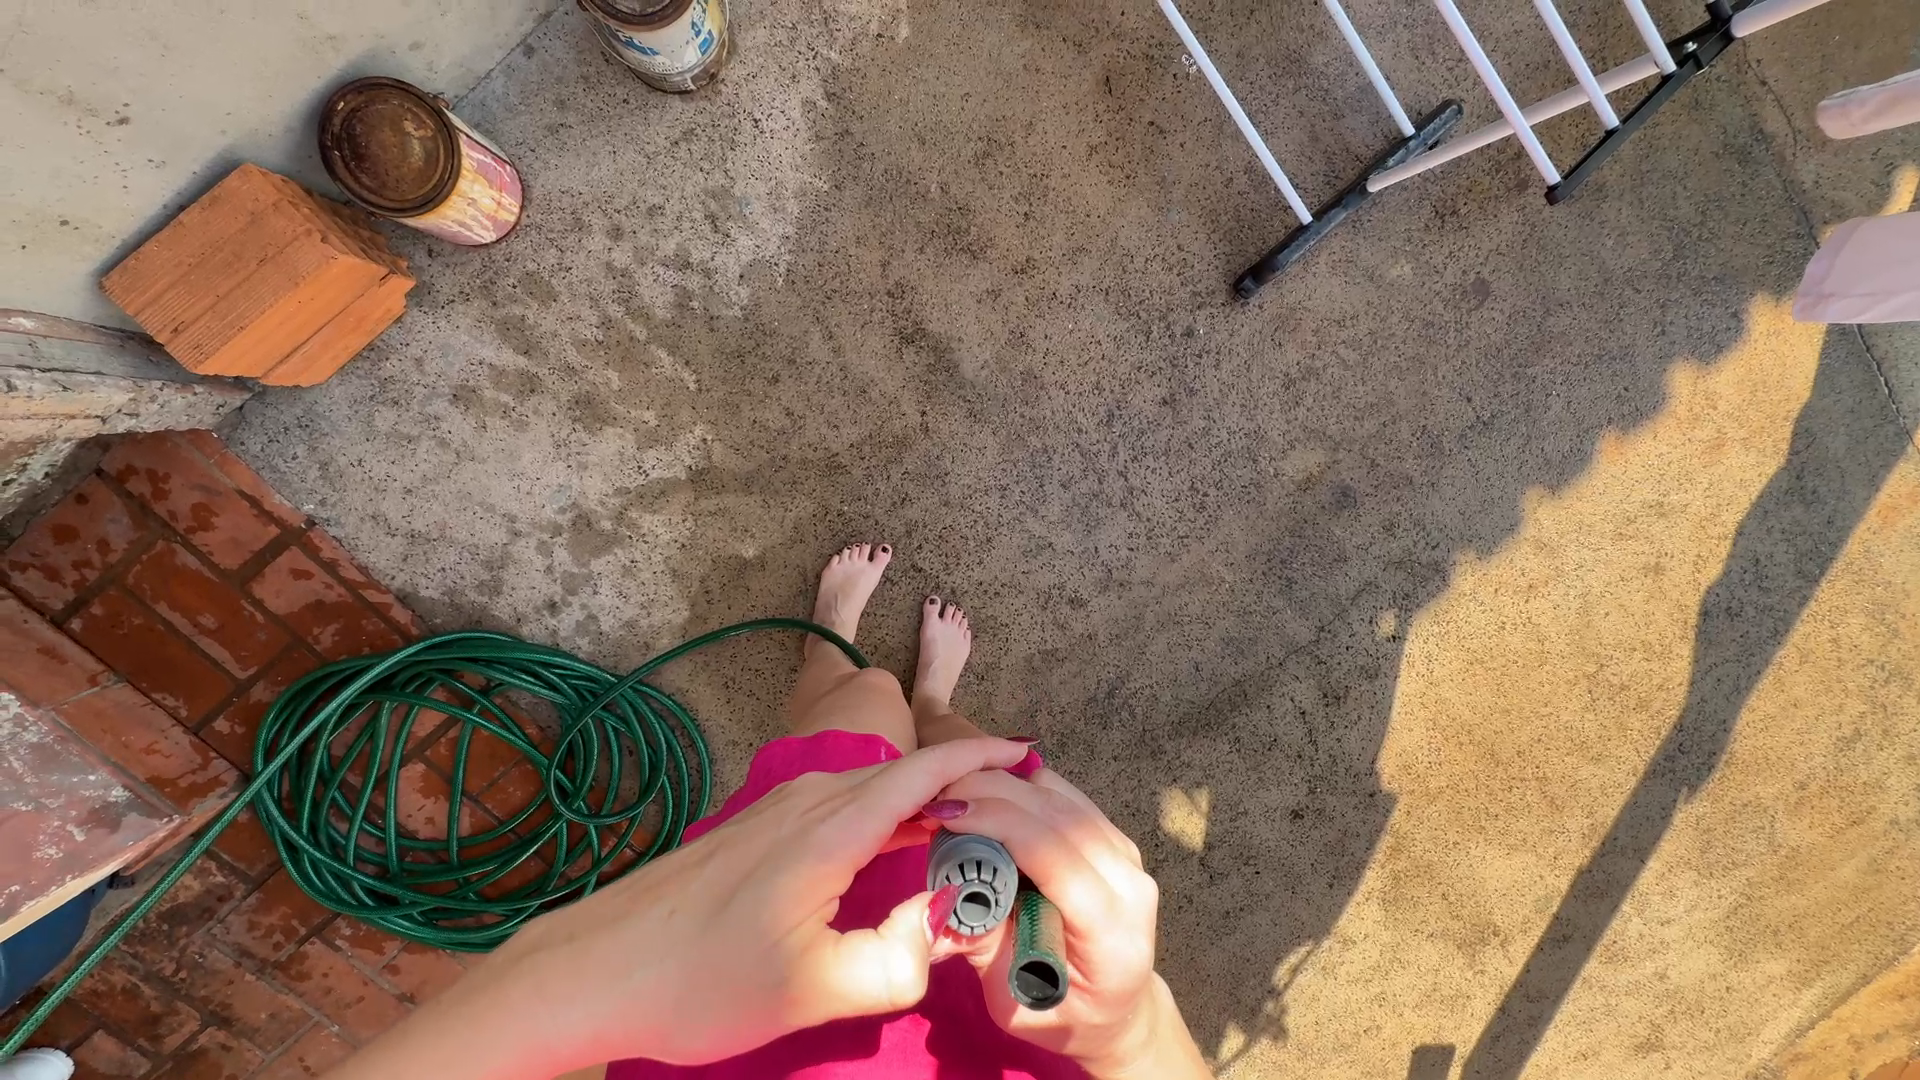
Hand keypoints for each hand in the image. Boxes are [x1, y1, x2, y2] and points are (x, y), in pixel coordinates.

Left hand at [329, 737, 1031, 1078]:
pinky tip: (898, 851)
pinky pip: (848, 804)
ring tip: (969, 834)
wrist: (597, 965)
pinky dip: (890, 817)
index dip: (981, 755)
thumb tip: (945, 923)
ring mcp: (785, 805)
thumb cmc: (703, 981)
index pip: (926, 770)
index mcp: (834, 826)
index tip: (1027, 752)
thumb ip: (897, 961)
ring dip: (926, 804)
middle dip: (966, 784)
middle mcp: (814, 797)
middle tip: (1016, 812)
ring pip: (876, 789)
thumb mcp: (812, 990)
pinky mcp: (766, 823)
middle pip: (907, 774)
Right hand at [933, 765, 1206, 1077]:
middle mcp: (1129, 884)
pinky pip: (1063, 792)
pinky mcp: (1112, 836)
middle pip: (1058, 812)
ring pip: (1060, 793)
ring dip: (1004, 784)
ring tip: (958, 798)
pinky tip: (988, 801)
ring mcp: (1125, 854)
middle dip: (993, 792)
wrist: (1117, 1009)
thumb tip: (939, 895)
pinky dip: (1020, 787)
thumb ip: (980, 944)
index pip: (1056, 856)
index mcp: (1111, 934)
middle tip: (939, 796)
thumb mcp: (1013, 1001)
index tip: (948, 813)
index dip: (1000, 823)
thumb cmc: (1062, 1014)